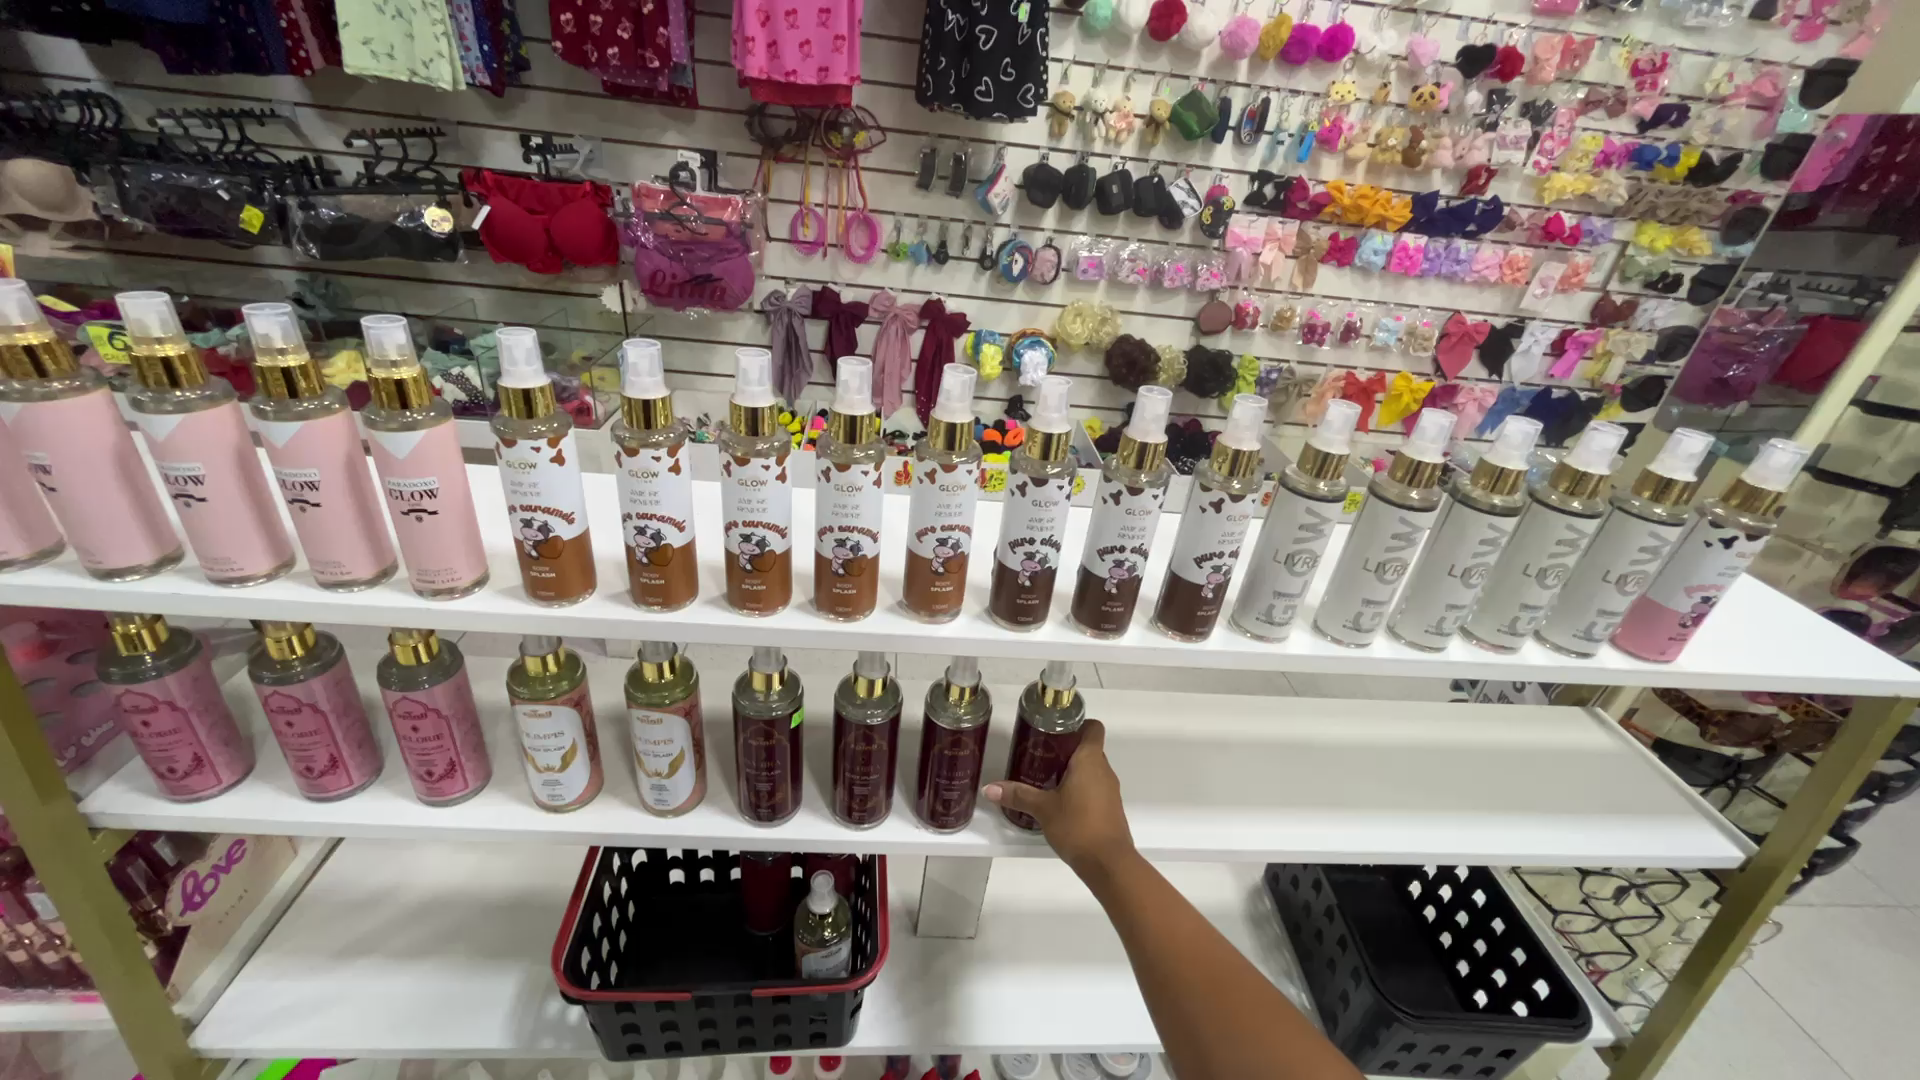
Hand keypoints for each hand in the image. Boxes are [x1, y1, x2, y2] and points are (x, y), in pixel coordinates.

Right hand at [984, 719, 1136, 881]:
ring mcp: (1110, 791)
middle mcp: (1104, 770)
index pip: (1093, 728)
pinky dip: (1080, 789)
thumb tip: (990, 788)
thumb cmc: (1077, 825)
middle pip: (1089, 748)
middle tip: (1041, 755)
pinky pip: (1095, 788)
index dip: (1077, 725)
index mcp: (1090, 760)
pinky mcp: (1111, 809)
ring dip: (1072, 771)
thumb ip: (1018, 795)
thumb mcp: (1043, 809)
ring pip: (1092, 770)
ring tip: (1046, 778)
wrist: (1109, 863)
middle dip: (1066, 750)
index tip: (1056, 731)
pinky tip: (1059, 802)